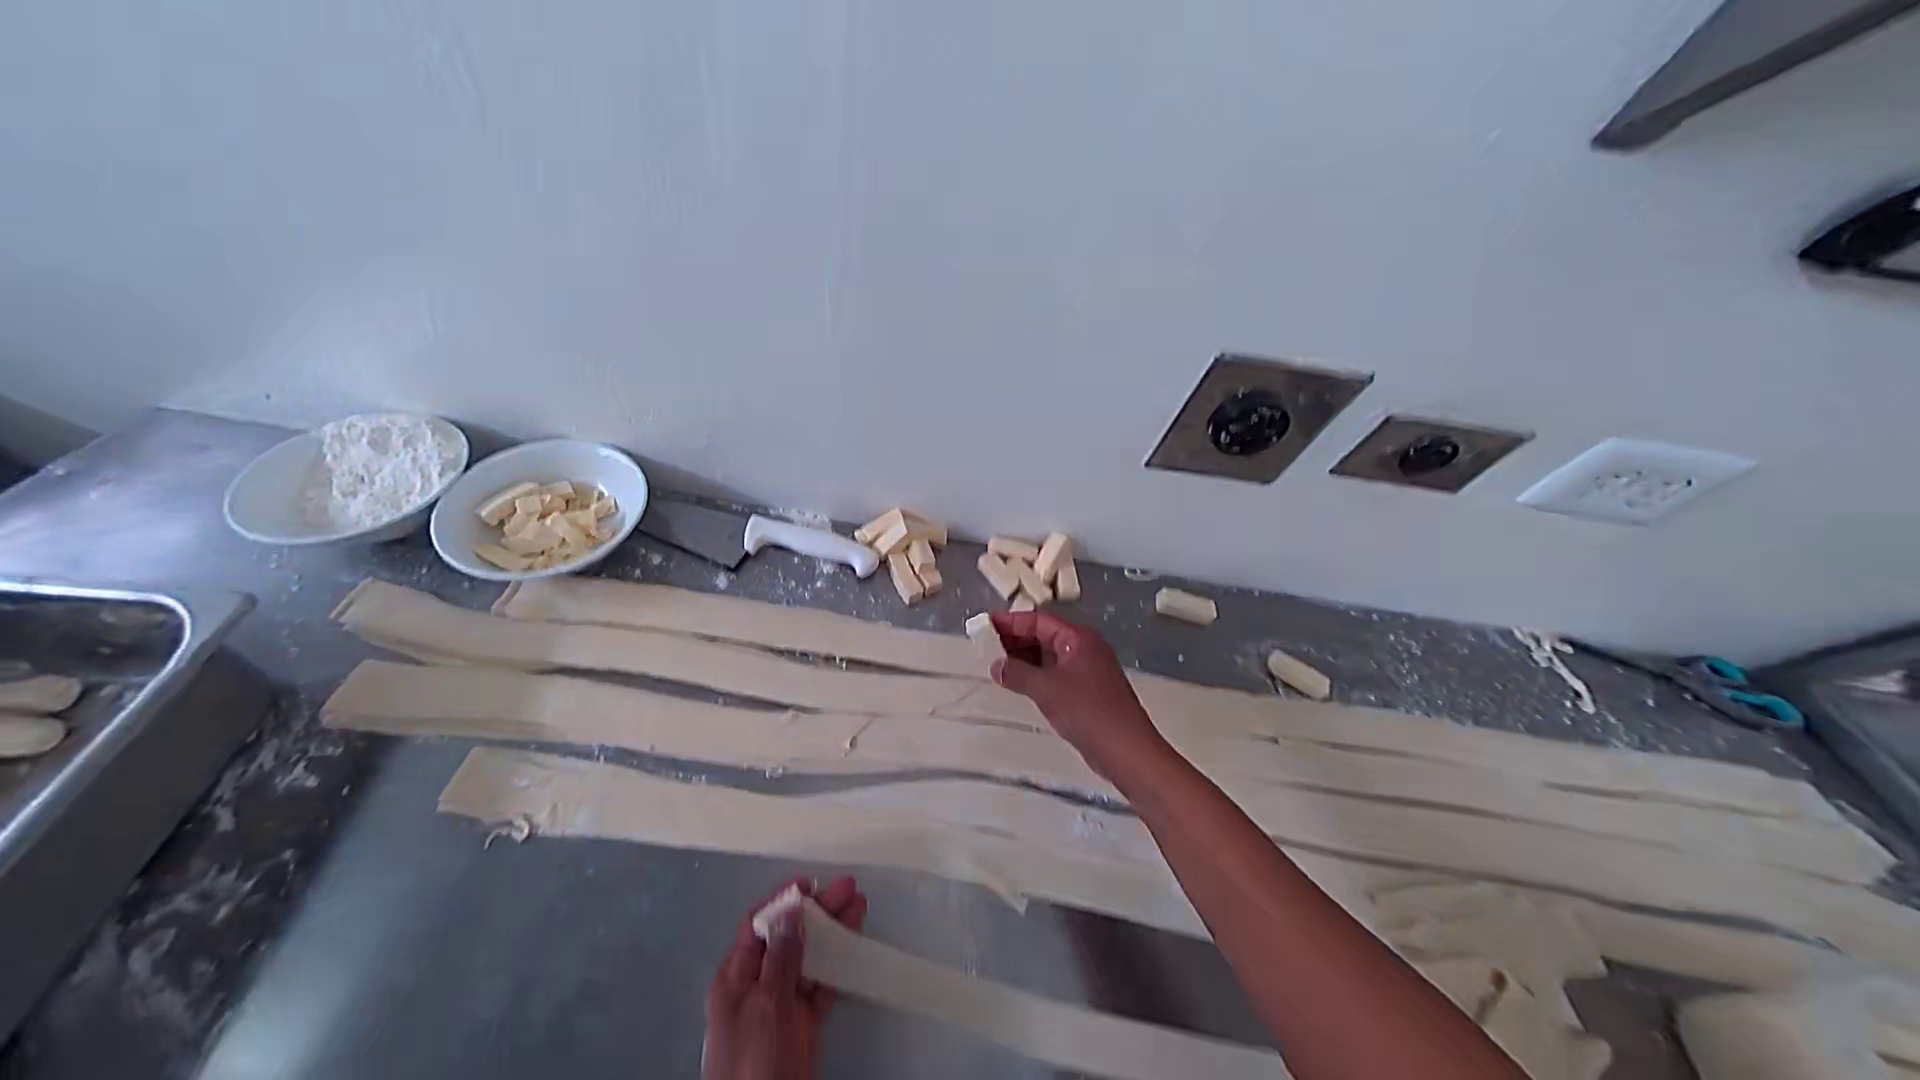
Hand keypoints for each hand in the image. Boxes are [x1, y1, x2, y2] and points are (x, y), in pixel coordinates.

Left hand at [703, 877, 867, 1079]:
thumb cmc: (753, 1063)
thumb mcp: (766, 1005)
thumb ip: (782, 957)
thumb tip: (791, 911)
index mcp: (736, 977)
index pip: (760, 926)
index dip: (784, 902)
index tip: (810, 884)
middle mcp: (757, 986)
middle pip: (791, 937)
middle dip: (818, 912)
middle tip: (849, 889)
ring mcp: (781, 1006)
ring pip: (810, 958)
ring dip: (833, 933)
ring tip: (859, 907)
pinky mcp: (802, 1025)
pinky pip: (822, 986)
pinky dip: (838, 965)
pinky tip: (854, 946)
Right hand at [989, 611, 1168, 779]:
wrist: (1126, 750)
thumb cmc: (1090, 712)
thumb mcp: (1046, 689)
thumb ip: (1017, 673)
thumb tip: (997, 666)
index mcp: (1079, 639)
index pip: (1039, 620)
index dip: (1011, 621)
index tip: (987, 624)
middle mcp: (1084, 649)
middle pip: (1044, 635)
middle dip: (1015, 639)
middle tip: (986, 645)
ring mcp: (1087, 670)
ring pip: (1048, 656)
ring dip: (1023, 659)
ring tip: (996, 664)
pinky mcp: (1086, 691)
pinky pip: (1054, 674)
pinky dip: (1035, 675)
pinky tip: (1017, 683)